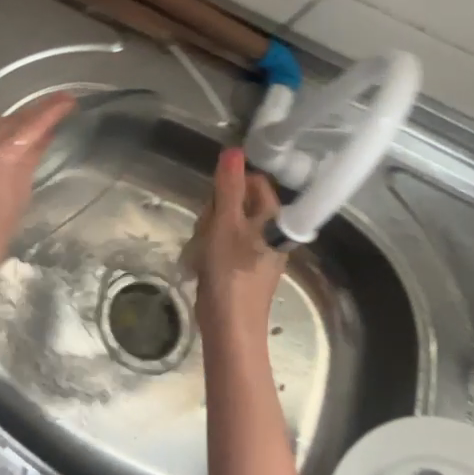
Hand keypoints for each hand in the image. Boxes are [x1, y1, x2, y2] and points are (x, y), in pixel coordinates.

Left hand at [0, 92, 77, 273]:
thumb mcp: (21, 192)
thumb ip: (31, 157)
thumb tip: (45, 134)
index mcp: (2, 153)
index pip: (32, 123)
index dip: (53, 109)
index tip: (70, 99)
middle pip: (16, 117)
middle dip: (39, 110)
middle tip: (62, 104)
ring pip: (0, 120)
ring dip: (22, 117)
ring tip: (43, 117)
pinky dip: (5, 127)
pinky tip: (18, 132)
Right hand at [193, 146, 287, 332]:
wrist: (229, 324)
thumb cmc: (230, 270)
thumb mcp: (225, 222)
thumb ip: (228, 186)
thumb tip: (234, 150)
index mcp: (273, 219)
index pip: (255, 182)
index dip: (232, 184)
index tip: (215, 198)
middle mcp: (269, 232)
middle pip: (236, 201)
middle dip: (215, 210)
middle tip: (208, 228)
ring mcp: (255, 250)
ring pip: (224, 222)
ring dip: (207, 230)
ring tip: (202, 249)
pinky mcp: (239, 265)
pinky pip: (221, 242)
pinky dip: (208, 248)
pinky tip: (200, 261)